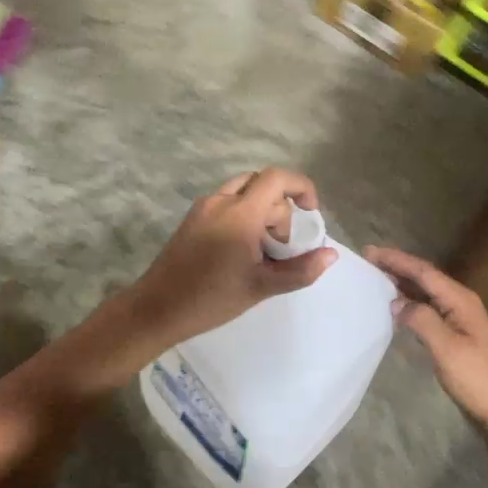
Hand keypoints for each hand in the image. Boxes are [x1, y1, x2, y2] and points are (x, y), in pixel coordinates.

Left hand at [124, 169, 336, 344]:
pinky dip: (243, 215)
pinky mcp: (192, 218)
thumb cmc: (211, 299)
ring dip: (262, 211)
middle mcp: (220, 201)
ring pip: (244, 191)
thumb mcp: (261, 287)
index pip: (277, 178)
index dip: (302, 187)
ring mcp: (203, 208)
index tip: (312, 211)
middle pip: (263, 185)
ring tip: (262, 248)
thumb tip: (330, 254)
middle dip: (281, 210)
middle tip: (281, 247)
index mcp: (240, 213)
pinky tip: (241, 250)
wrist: (157, 308)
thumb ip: (300, 270)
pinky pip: (227, 203)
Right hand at [365, 246, 487, 445]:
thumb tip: (397, 302)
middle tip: (368, 261)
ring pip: (426, 294)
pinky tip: (396, 308)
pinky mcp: (456, 336)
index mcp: (460, 300)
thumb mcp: (447, 348)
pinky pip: (429, 310)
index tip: (370, 252)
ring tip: (375, 279)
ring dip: (402, 285)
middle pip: (425, 278)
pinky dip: (410, 304)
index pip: (424, 272)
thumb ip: (421, 319)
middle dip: (397, 267)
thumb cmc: (478, 378)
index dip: (396, 260)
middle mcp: (461, 303)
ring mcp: (460, 320)